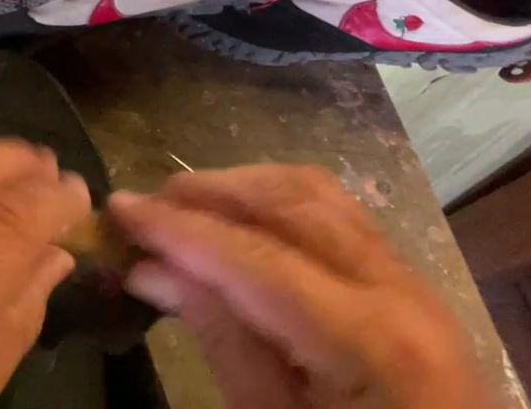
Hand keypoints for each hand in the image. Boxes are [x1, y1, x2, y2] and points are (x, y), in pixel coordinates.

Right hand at [108, 166, 496, 408]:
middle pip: (290, 202)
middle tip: (144, 206)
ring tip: (182, 205)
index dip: (180, 229)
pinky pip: (335, 212)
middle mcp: (400, 292)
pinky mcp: (408, 282)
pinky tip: (237, 218)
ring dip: (240, 187)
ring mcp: (412, 281)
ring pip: (313, 192)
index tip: (118, 208)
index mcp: (373, 344)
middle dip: (209, 193)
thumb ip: (219, 339)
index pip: (257, 258)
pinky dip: (276, 200)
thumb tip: (151, 266)